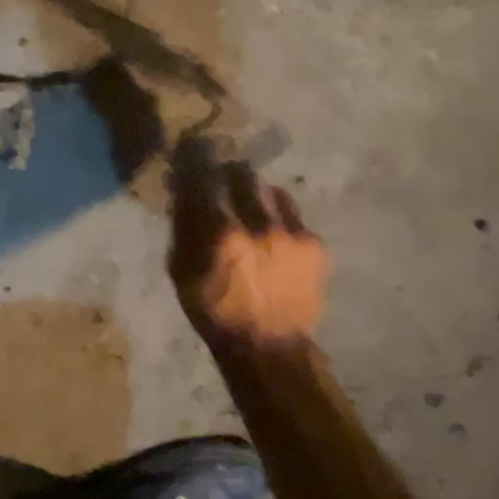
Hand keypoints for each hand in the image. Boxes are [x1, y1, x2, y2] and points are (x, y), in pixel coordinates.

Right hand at [168, 139, 328, 348]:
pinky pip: (295, 217)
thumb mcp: (182, 273)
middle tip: (223, 176)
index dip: (196, 160)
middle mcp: (260, 224)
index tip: (191, 151)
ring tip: (252, 206)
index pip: (205, 178)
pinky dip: (281, 219)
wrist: (268, 347)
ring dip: (259, 194)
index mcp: (221, 233)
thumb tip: (182, 192)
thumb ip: (183, 228)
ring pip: (273, 191)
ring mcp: (294, 233)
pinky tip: (274, 235)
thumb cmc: (213, 311)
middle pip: (245, 175)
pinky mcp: (316, 245)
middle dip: (230, 172)